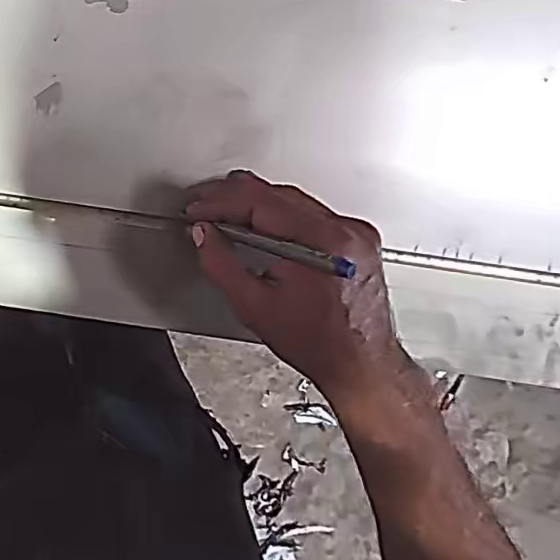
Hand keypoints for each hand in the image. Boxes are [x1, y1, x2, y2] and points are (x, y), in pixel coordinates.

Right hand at [186, 171, 408, 396]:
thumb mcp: (254, 307)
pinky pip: (310, 213)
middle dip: (233, 196)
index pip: (261, 203)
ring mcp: (354, 232)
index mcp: (323, 243)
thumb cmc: (318, 344)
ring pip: (293, 200)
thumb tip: (203, 235)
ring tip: (223, 212)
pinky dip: (279, 214)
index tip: (198, 208)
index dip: (221, 202)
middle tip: (203, 204)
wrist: (360, 364)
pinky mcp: (356, 238)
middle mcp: (344, 230)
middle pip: (277, 194)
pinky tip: (258, 222)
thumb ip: (221, 265)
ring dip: (255, 202)